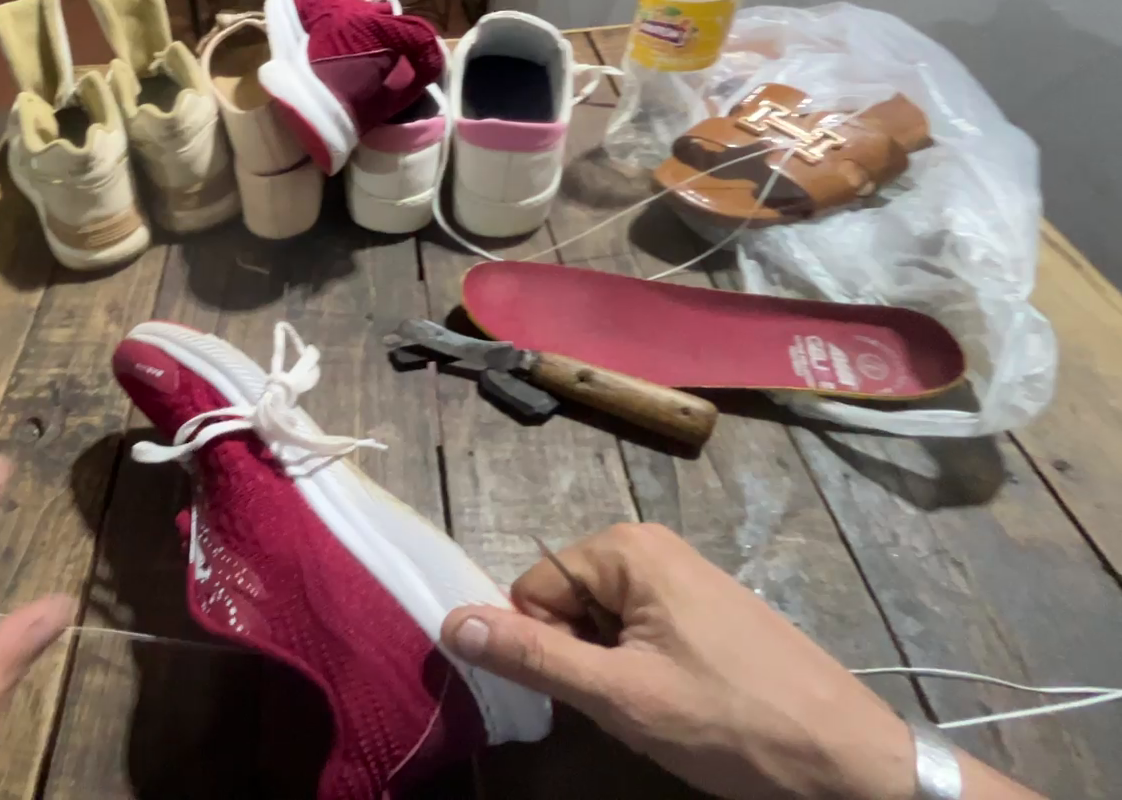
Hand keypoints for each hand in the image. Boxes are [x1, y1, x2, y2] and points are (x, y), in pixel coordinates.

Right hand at [441, 524, 1037, 799]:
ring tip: (666, 705)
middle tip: (636, 702)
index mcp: (623, 548)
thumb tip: (450, 623)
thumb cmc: (737, 726)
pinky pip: (640, 624)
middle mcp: (648, 543)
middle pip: (567, 599)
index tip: (599, 692)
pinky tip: (688, 699)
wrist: (870, 775)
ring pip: (601, 617)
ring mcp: (682, 570)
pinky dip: (646, 664)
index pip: (533, 589)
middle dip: (585, 656)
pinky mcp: (707, 602)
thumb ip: (531, 656)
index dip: (550, 647)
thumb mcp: (621, 697)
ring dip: (614, 665)